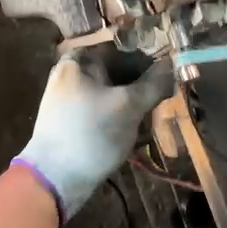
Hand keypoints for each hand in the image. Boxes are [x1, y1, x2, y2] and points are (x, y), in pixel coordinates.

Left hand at [13, 50, 172, 220]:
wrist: (55, 179)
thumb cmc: (92, 134)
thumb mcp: (129, 107)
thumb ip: (153, 84)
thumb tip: (172, 66)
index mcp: (81, 59)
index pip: (124, 48)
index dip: (150, 59)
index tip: (171, 75)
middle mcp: (73, 71)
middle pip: (118, 70)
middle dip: (142, 85)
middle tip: (163, 100)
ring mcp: (71, 96)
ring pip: (113, 92)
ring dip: (133, 103)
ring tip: (150, 119)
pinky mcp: (73, 118)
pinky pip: (103, 109)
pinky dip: (120, 116)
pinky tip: (135, 131)